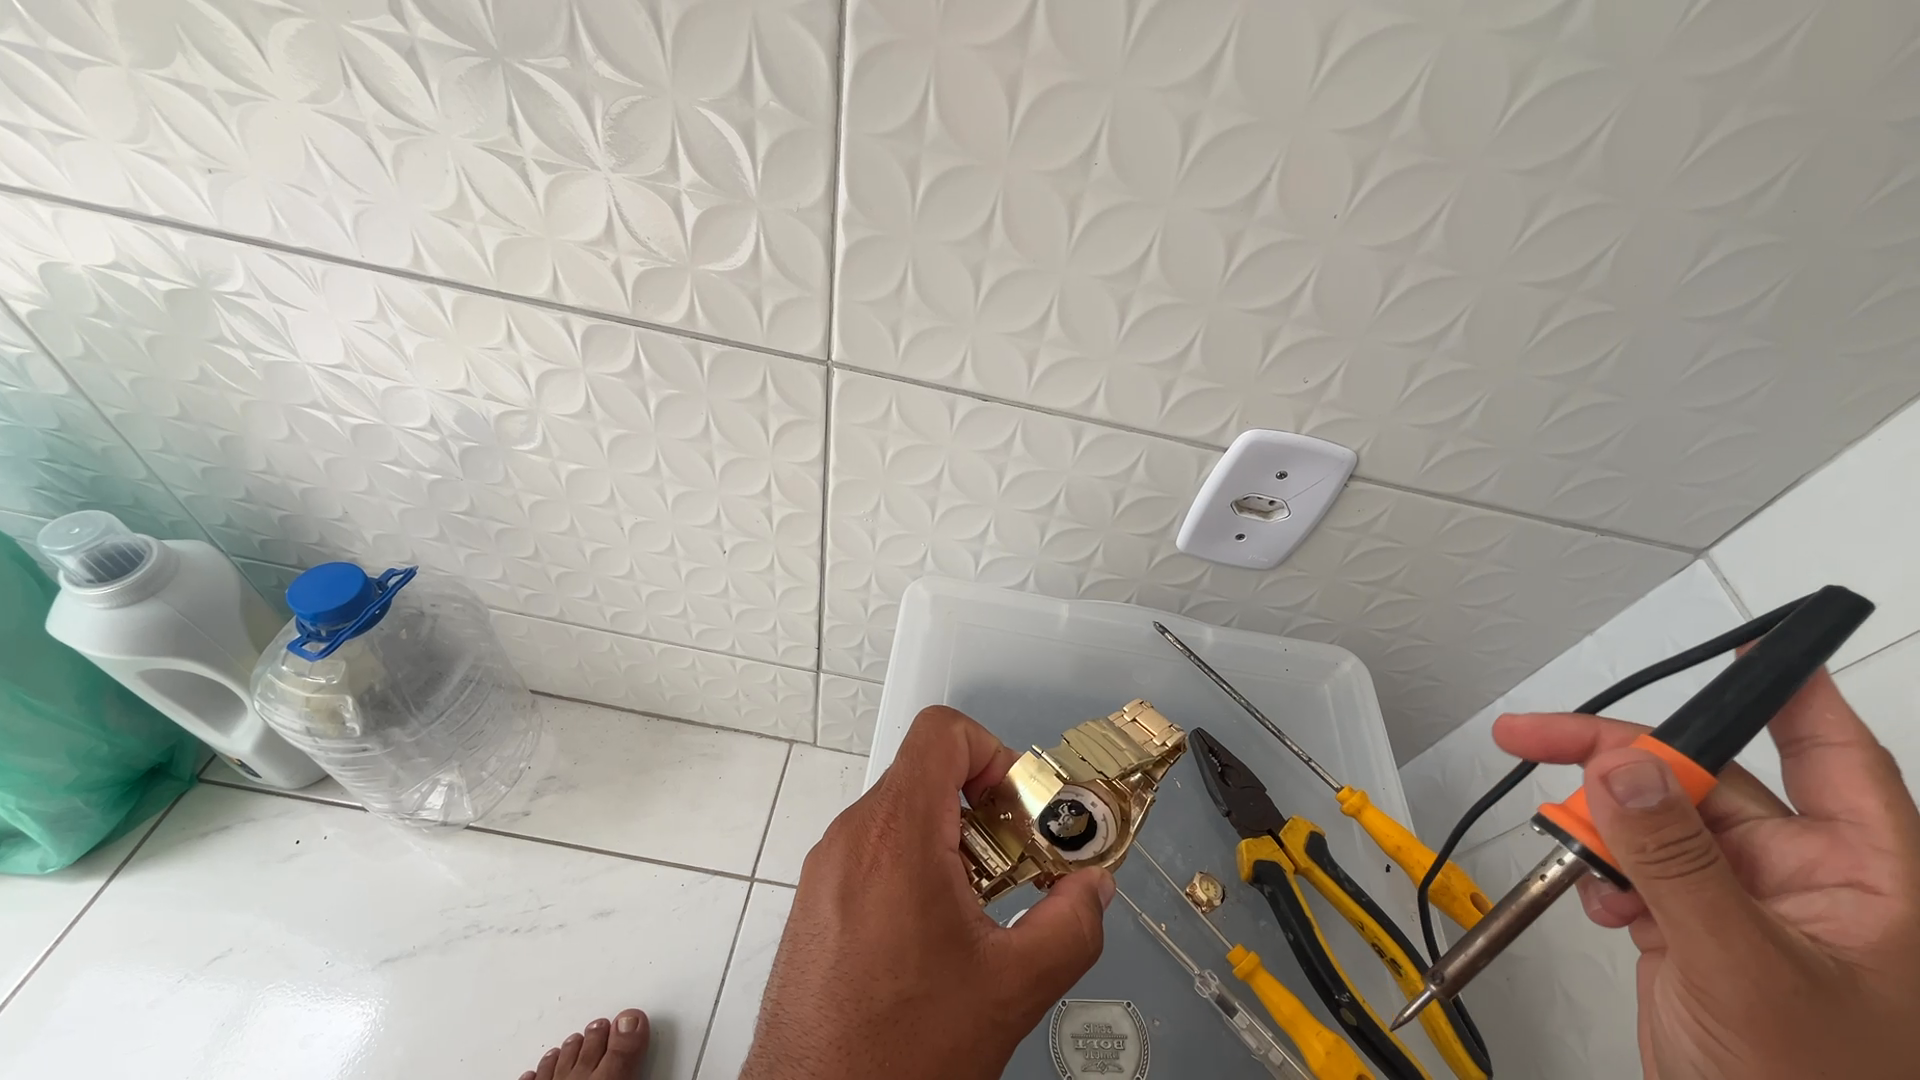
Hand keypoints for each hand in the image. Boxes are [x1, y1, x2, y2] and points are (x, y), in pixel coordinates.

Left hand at [740, 706, 1114, 1079]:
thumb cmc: (897, 1053)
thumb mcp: (1012, 988)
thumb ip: (1071, 925)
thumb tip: (1092, 889)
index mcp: (896, 836)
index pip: (940, 732)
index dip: (992, 752)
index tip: (1018, 808)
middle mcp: (852, 837)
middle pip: (927, 774)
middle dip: (985, 810)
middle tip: (1017, 866)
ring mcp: (827, 867)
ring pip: (902, 814)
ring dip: (953, 843)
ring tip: (982, 908)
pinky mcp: (818, 898)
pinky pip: (875, 850)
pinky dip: (918, 867)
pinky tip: (939, 934)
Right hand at [1494, 670, 1919, 1079]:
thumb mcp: (1743, 969)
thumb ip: (1678, 864)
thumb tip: (1622, 768)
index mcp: (1860, 876)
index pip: (1832, 755)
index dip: (1791, 692)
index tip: (1743, 643)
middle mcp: (1799, 876)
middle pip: (1700, 777)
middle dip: (1618, 758)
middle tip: (1538, 739)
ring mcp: (1737, 899)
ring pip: (1652, 818)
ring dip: (1599, 825)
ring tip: (1575, 856)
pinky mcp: (1687, 922)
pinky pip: (1630, 863)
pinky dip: (1599, 870)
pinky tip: (1601, 902)